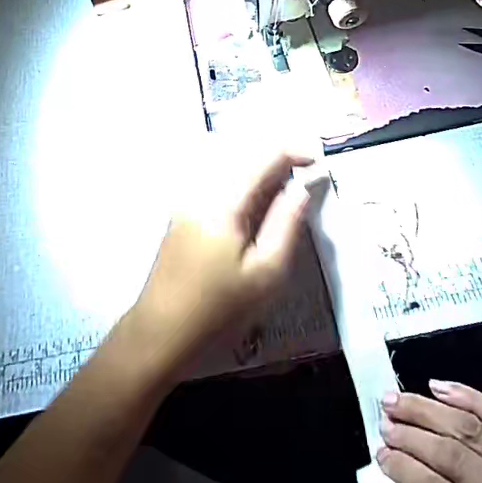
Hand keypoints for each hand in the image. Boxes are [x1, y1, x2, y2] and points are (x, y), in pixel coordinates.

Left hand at [119, 146, 315, 376]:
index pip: (261, 157)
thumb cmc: (221, 305)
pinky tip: (253, 215)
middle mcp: (201, 191)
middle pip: (242, 158)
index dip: (292, 154)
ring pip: (228, 171)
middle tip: (302, 184)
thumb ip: (286, 223)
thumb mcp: (267, 272)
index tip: (317, 164)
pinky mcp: (181, 216)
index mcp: (223, 200)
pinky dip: (240, 189)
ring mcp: (187, 202)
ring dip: (258, 176)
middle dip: (275, 163)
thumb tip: (301, 188)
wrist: (164, 328)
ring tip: (281, 201)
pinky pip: (216, 186)